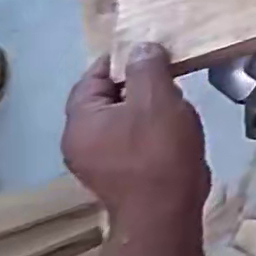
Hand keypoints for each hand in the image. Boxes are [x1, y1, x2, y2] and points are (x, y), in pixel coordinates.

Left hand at [61, 44, 208, 224]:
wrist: (165, 208)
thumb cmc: (159, 149)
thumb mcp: (157, 99)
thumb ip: (147, 68)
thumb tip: (140, 47)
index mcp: (81, 122)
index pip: (91, 79)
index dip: (119, 59)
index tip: (149, 48)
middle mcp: (80, 141)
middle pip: (104, 98)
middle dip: (135, 80)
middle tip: (167, 68)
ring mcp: (98, 159)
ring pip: (118, 117)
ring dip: (143, 102)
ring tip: (174, 94)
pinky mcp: (119, 171)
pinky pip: (129, 135)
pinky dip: (147, 122)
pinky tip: (172, 122)